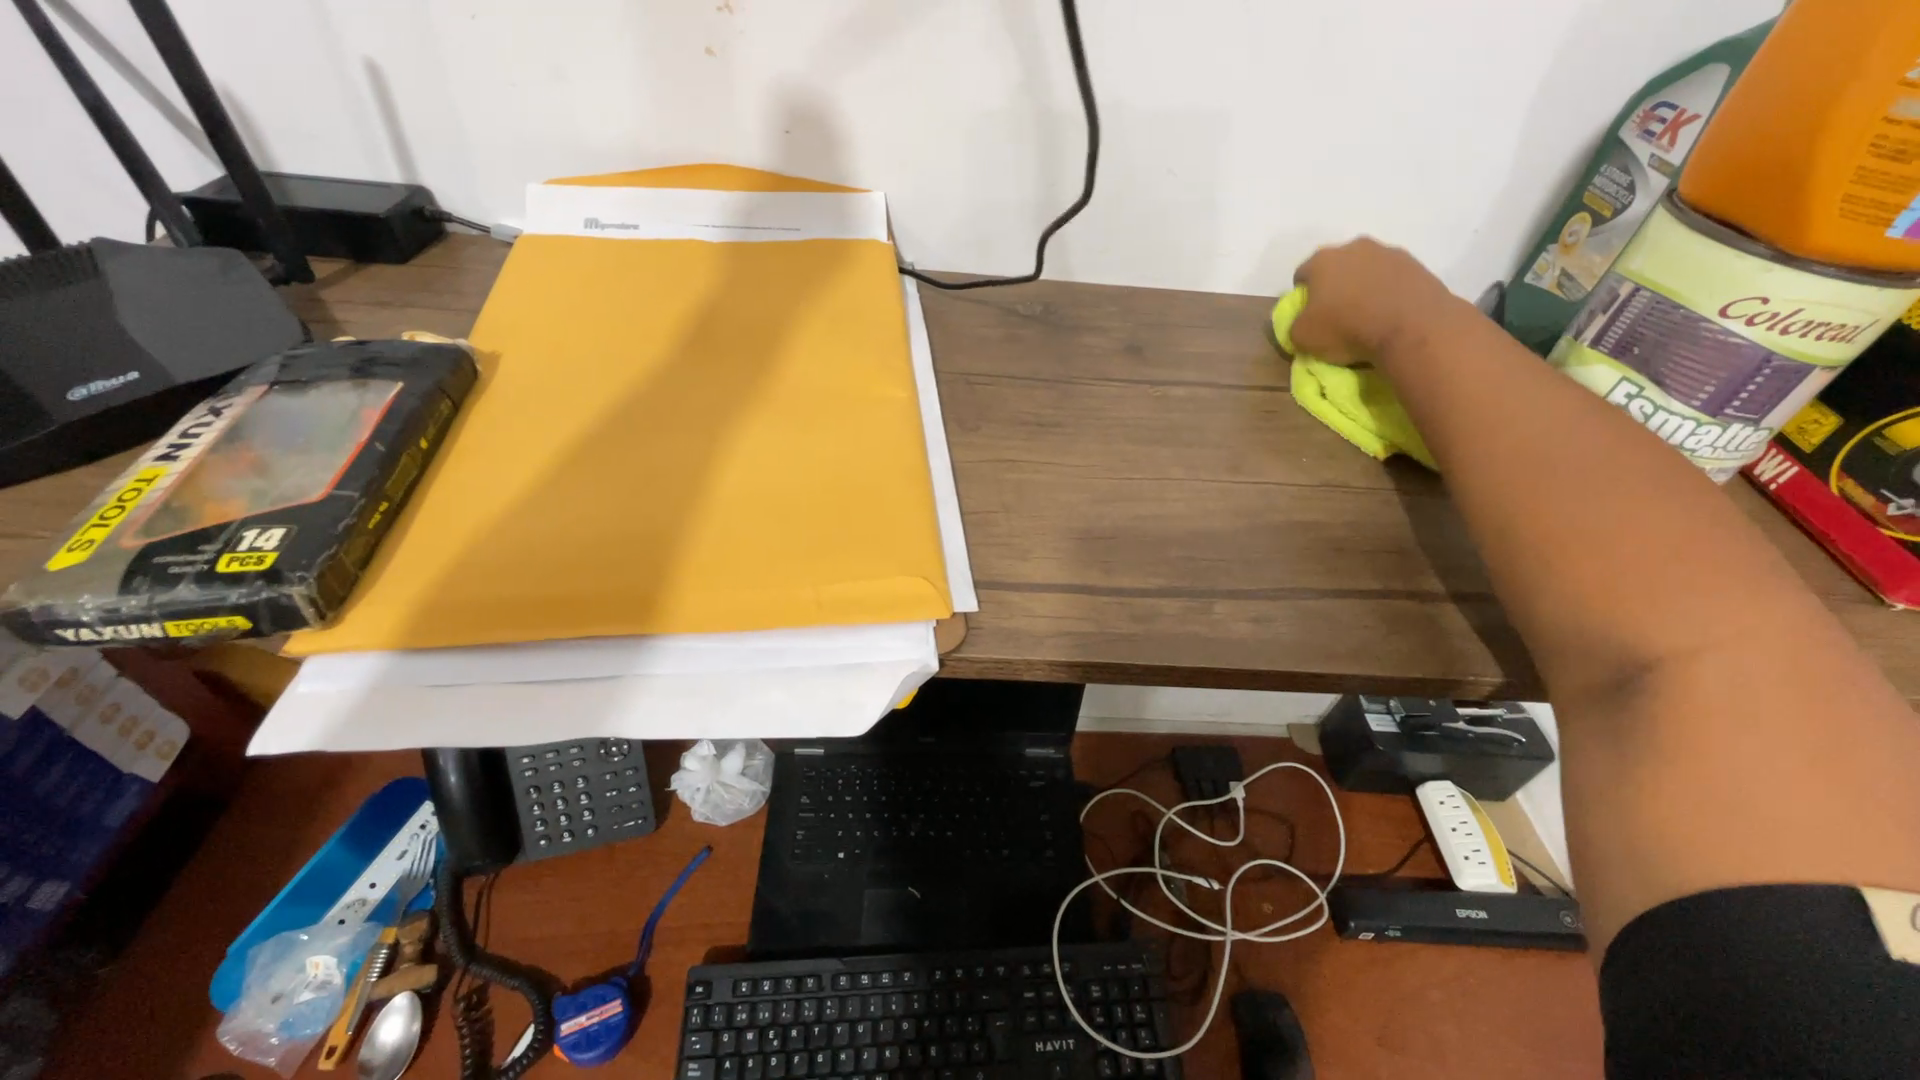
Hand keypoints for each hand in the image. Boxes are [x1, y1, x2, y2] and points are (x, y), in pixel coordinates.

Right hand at [1289, 239, 1460, 365]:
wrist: (1412, 327)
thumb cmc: (1347, 328)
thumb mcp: (1302, 337)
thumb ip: (1295, 325)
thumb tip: (1302, 322)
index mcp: (1322, 260)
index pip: (1302, 275)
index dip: (1302, 297)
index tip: (1309, 317)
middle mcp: (1355, 247)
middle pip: (1337, 267)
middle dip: (1335, 287)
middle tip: (1338, 315)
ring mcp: (1389, 253)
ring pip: (1367, 270)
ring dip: (1364, 288)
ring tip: (1368, 317)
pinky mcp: (1417, 266)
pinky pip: (1393, 280)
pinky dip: (1389, 293)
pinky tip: (1390, 315)